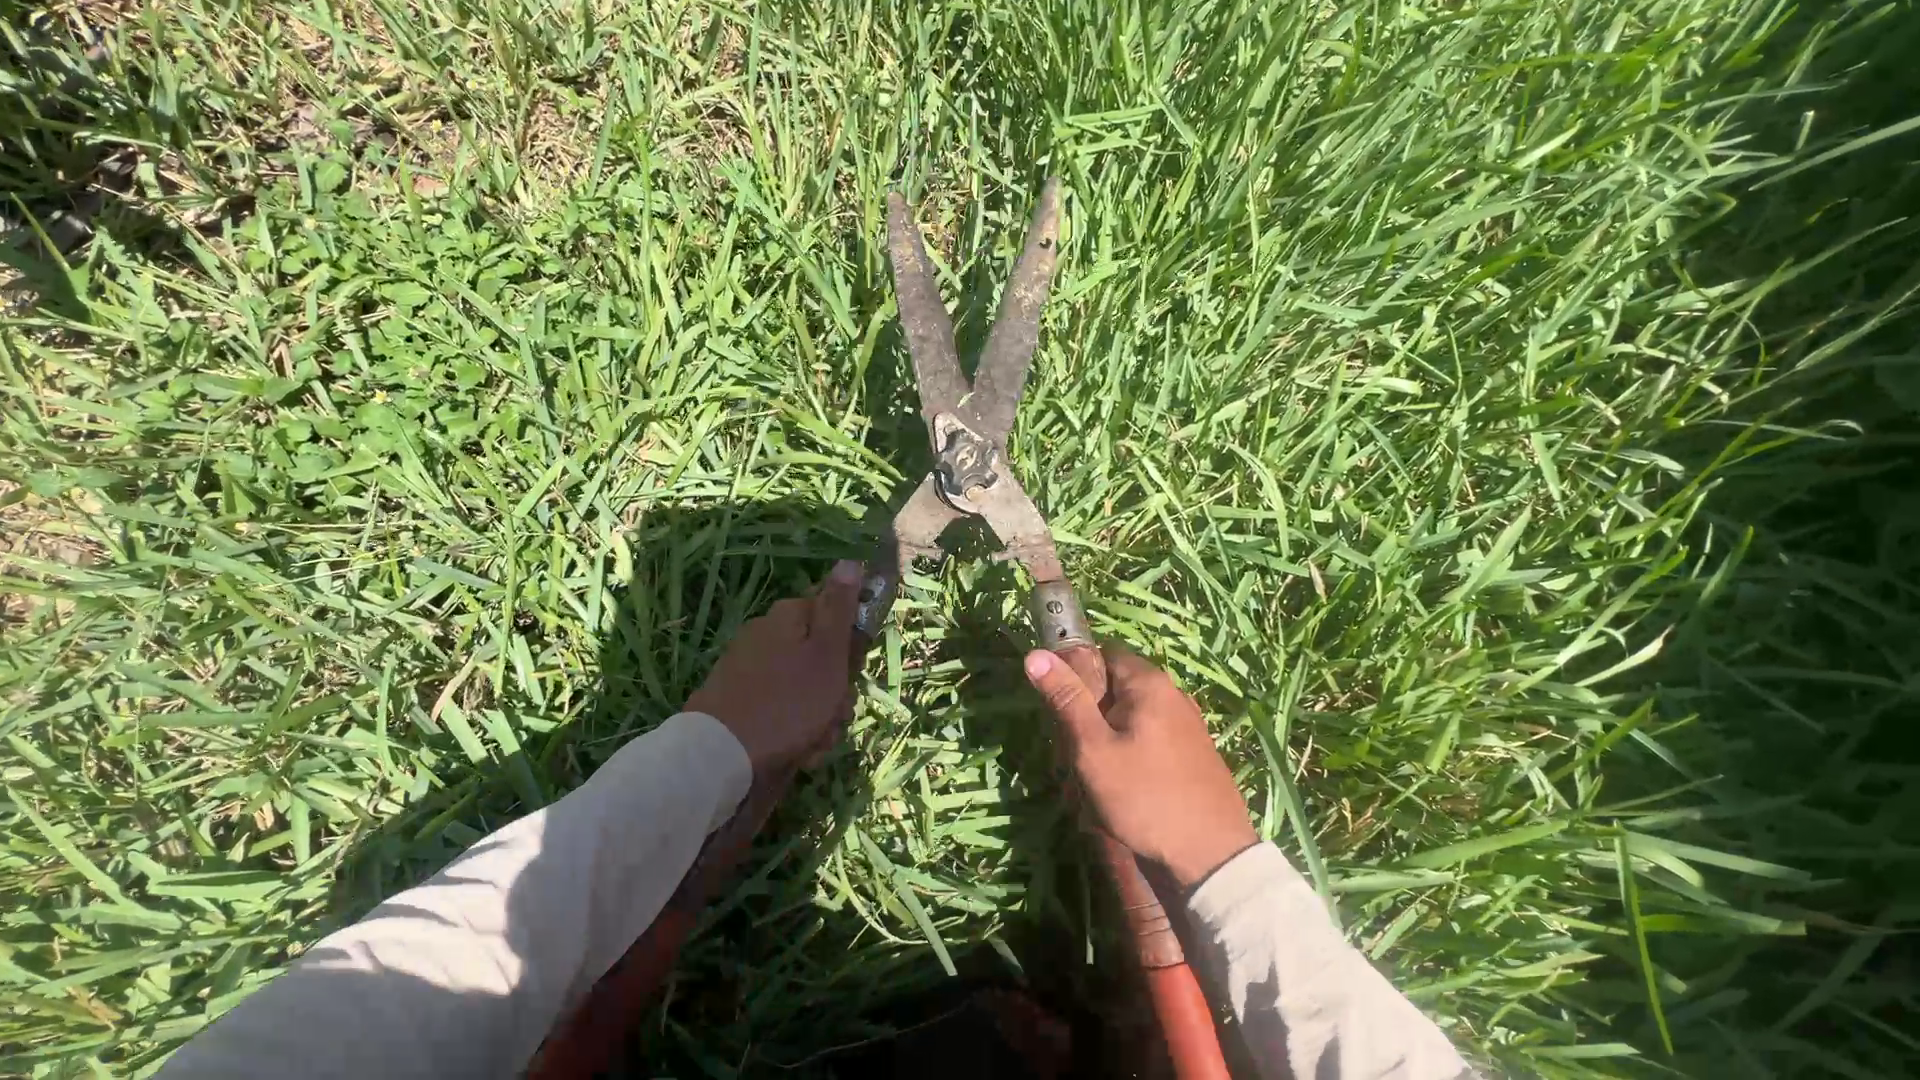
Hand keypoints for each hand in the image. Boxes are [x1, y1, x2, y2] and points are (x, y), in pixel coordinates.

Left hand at [686, 559, 863, 779]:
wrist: (720, 753)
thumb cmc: (788, 701)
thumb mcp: (826, 653)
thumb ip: (839, 608)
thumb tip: (848, 561)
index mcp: (788, 617)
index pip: (834, 617)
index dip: (850, 647)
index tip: (852, 673)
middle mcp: (765, 633)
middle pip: (818, 656)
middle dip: (834, 691)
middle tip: (835, 715)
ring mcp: (747, 666)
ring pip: (802, 687)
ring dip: (818, 716)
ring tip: (815, 743)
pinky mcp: (735, 697)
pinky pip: (778, 706)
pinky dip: (792, 727)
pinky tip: (796, 750)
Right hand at [1024, 646, 1258, 890]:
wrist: (1210, 858)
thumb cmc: (1145, 797)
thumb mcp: (1093, 748)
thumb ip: (1066, 700)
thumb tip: (1036, 654)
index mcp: (1150, 683)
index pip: (1101, 655)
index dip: (1075, 678)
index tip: (1061, 713)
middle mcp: (1173, 695)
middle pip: (1113, 691)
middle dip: (1087, 721)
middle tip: (1072, 759)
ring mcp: (1186, 726)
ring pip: (1127, 722)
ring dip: (1104, 748)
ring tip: (1092, 786)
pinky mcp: (1192, 755)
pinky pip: (1147, 745)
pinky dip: (1127, 763)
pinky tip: (1118, 797)